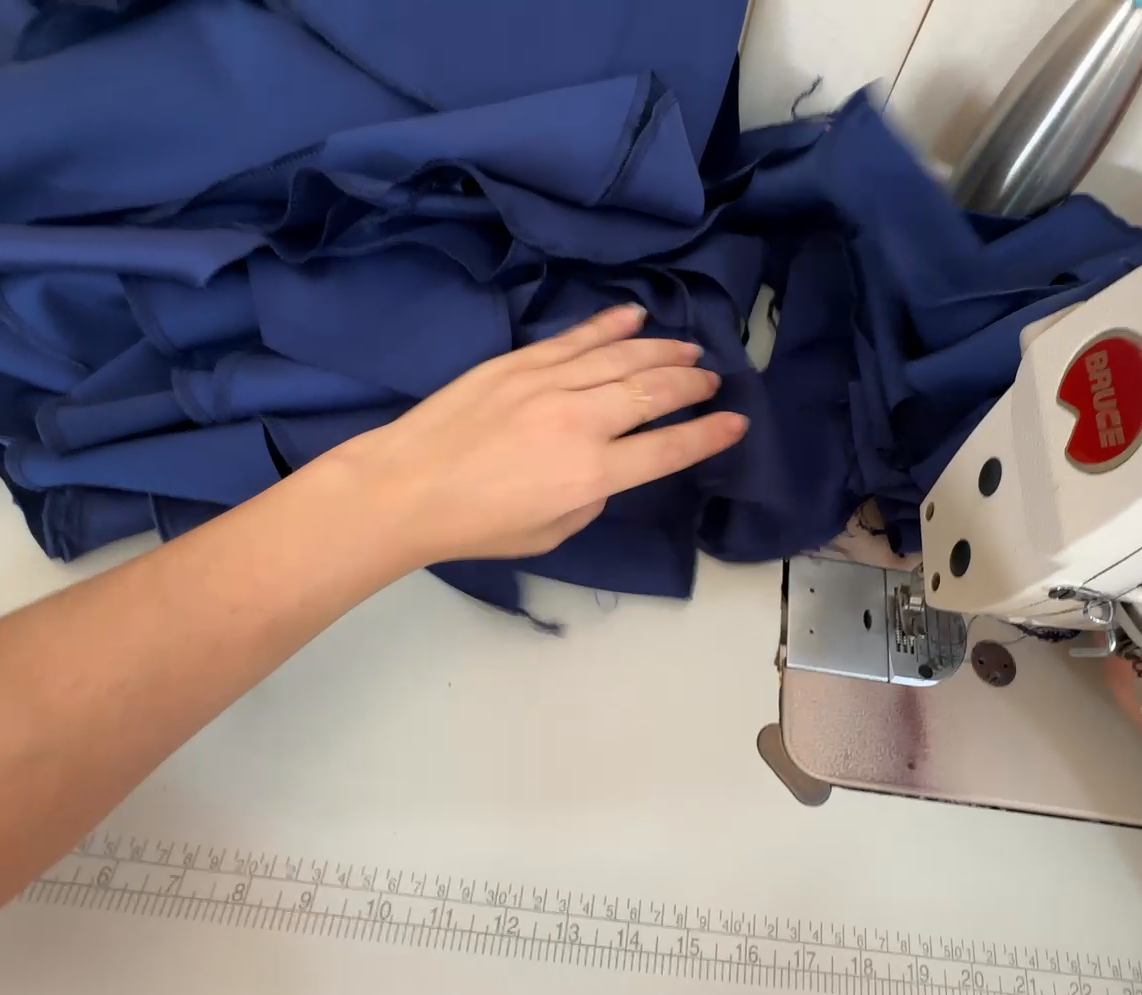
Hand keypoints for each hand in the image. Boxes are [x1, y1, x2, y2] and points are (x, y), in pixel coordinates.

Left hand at [309, 304, 748, 565]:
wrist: (405, 488)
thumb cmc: (479, 525)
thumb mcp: (553, 531)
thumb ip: (595, 495)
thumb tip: (610, 464)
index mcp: (592, 473)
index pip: (668, 449)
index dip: (708, 435)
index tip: (735, 422)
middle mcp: (580, 421)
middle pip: (654, 392)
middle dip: (692, 384)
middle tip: (712, 380)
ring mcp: (548, 384)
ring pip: (622, 357)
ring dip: (663, 350)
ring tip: (690, 346)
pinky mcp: (519, 362)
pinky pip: (576, 337)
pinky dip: (610, 324)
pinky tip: (636, 315)